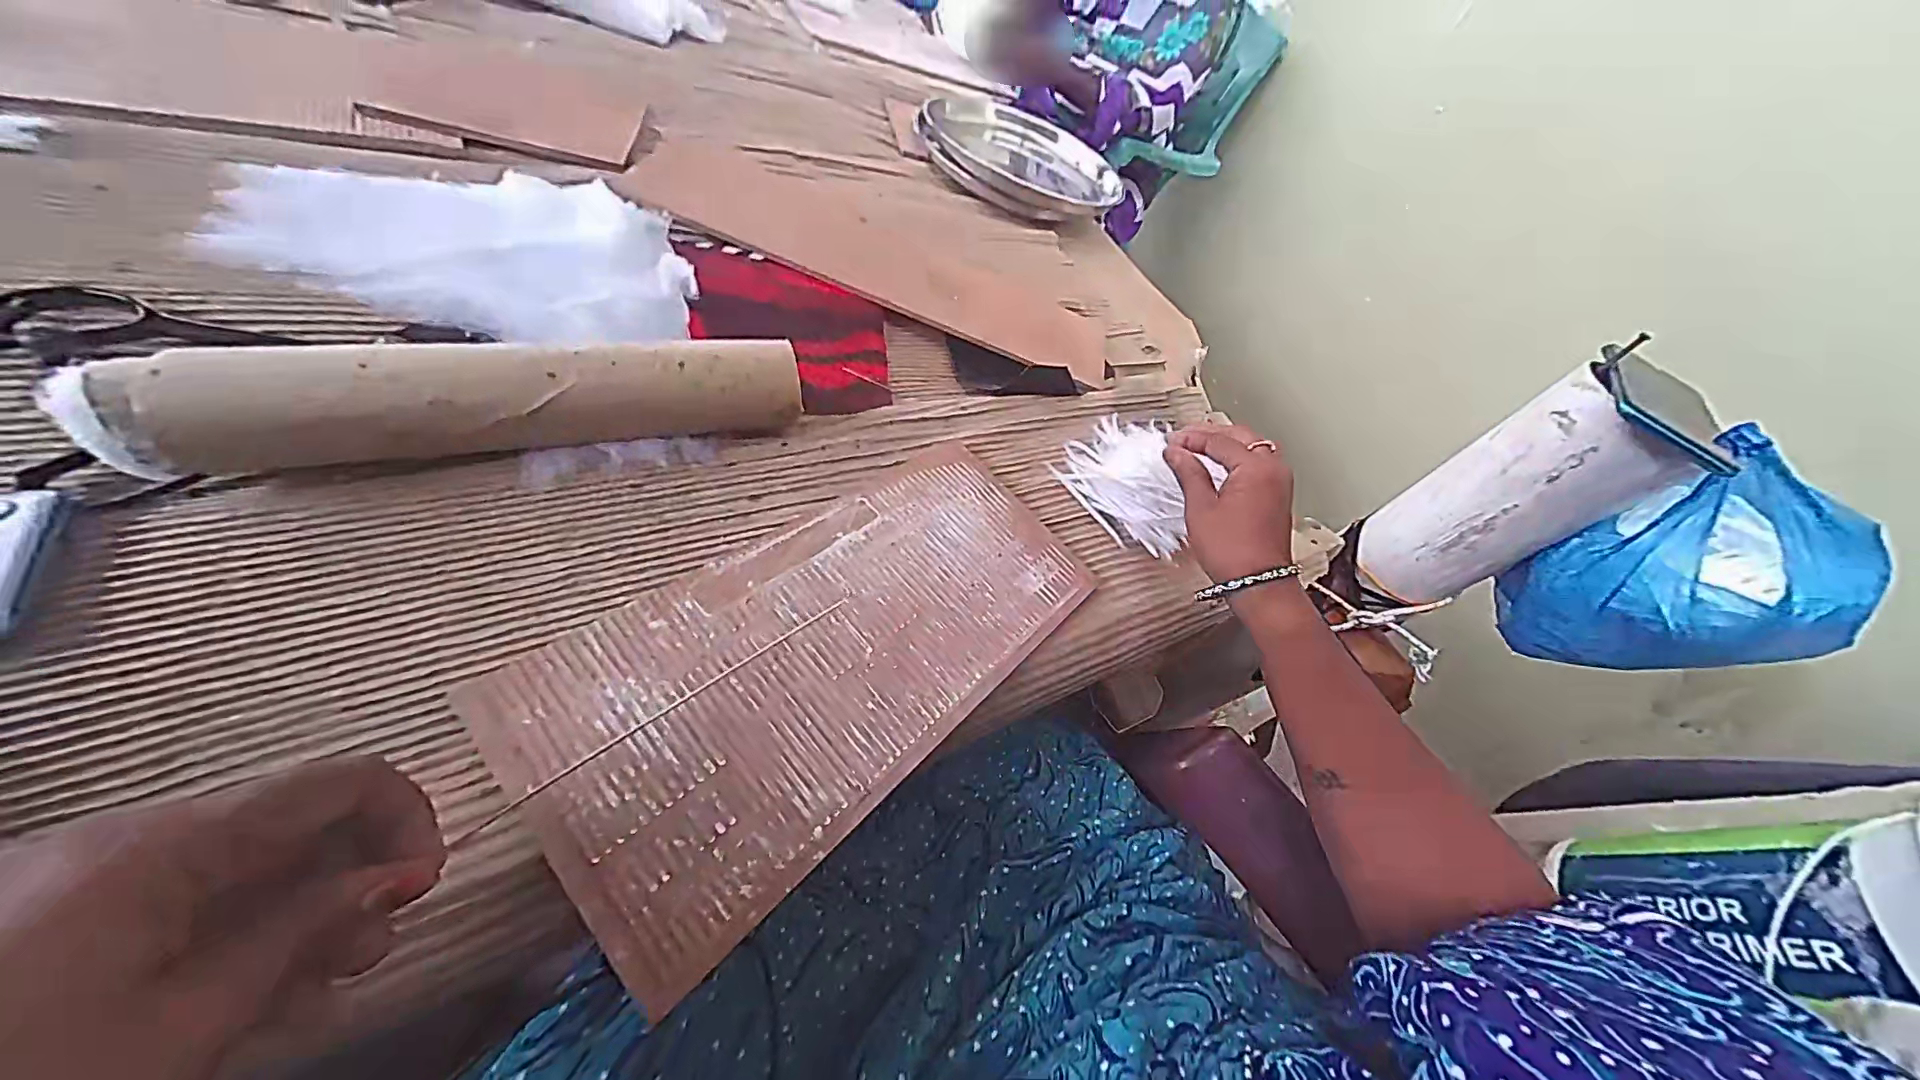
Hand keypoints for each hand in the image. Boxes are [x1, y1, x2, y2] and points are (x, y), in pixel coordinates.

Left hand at [0, 756, 445, 1079]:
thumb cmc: (36, 1072)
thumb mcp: (189, 1019)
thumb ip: (306, 930)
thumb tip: (407, 874)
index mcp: (170, 842)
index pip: (341, 780)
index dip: (407, 815)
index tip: (428, 879)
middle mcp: (137, 835)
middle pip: (296, 826)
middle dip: (353, 880)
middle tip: (373, 948)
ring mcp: (92, 873)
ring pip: (247, 868)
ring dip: (302, 917)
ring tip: (320, 981)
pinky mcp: (60, 913)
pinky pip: (187, 901)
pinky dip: (239, 936)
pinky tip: (256, 992)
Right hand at [1164, 423, 1296, 582]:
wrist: (1258, 582)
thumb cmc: (1234, 552)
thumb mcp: (1201, 508)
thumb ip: (1189, 473)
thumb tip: (1177, 454)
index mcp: (1256, 468)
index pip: (1220, 441)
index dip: (1191, 439)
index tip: (1172, 442)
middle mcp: (1274, 470)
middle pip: (1240, 437)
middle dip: (1209, 435)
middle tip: (1182, 439)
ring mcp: (1279, 482)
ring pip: (1251, 447)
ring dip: (1225, 444)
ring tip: (1198, 449)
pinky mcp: (1277, 495)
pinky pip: (1258, 463)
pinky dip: (1237, 458)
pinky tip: (1219, 466)